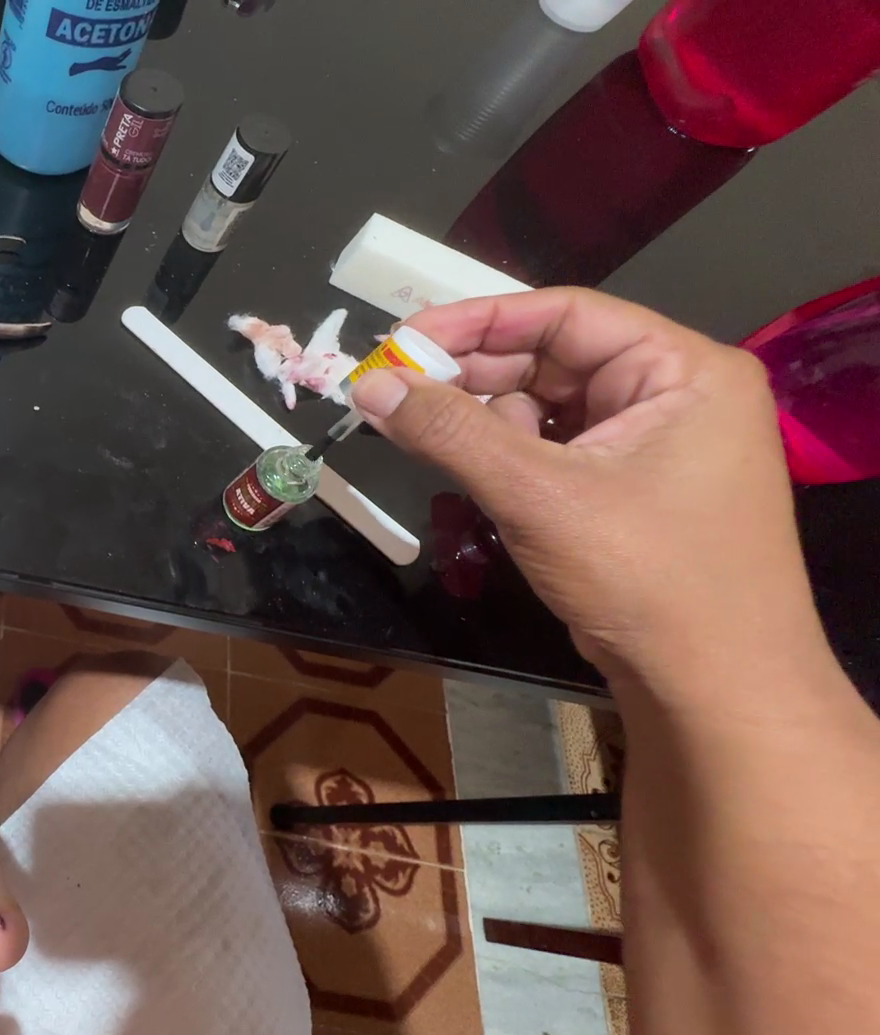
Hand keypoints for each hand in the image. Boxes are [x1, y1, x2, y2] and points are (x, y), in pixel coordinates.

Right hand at [351, 287, 821, 682]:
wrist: (706, 678)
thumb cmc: (642, 572)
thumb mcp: (535, 492)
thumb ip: (448, 432)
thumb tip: (368, 384)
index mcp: (677, 371)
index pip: (562, 316)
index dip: (474, 321)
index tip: (398, 342)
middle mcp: (662, 394)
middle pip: (543, 358)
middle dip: (464, 374)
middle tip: (389, 390)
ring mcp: (637, 442)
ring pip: (533, 404)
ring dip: (470, 416)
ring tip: (411, 430)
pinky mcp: (610, 484)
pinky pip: (536, 445)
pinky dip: (488, 449)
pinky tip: (450, 462)